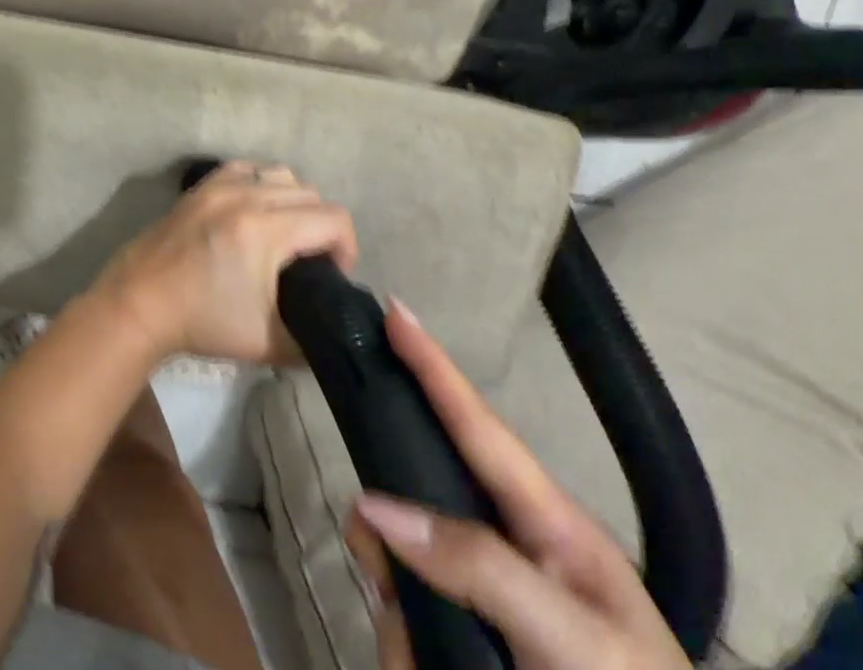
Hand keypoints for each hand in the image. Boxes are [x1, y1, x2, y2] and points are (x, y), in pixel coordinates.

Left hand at [83, 160, 357, 362]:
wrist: (136, 305)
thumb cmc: (200, 323)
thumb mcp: (268, 343)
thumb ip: (312, 337)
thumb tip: (333, 329)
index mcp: (265, 228)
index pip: (334, 218)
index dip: (346, 249)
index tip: (332, 277)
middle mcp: (242, 197)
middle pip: (309, 193)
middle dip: (320, 227)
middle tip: (308, 262)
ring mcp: (214, 189)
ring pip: (276, 174)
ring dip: (290, 201)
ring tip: (281, 236)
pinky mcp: (193, 191)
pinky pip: (240, 170)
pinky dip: (255, 184)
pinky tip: (251, 214)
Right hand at [345, 302, 688, 669]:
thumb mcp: (572, 637)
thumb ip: (478, 564)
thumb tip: (373, 504)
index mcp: (551, 528)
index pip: (480, 429)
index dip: (436, 368)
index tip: (394, 311)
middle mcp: (506, 547)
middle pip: (408, 500)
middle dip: (388, 544)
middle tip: (389, 587)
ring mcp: (478, 590)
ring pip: (394, 566)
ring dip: (401, 619)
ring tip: (431, 661)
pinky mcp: (456, 628)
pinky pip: (398, 615)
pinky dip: (404, 649)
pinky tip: (430, 667)